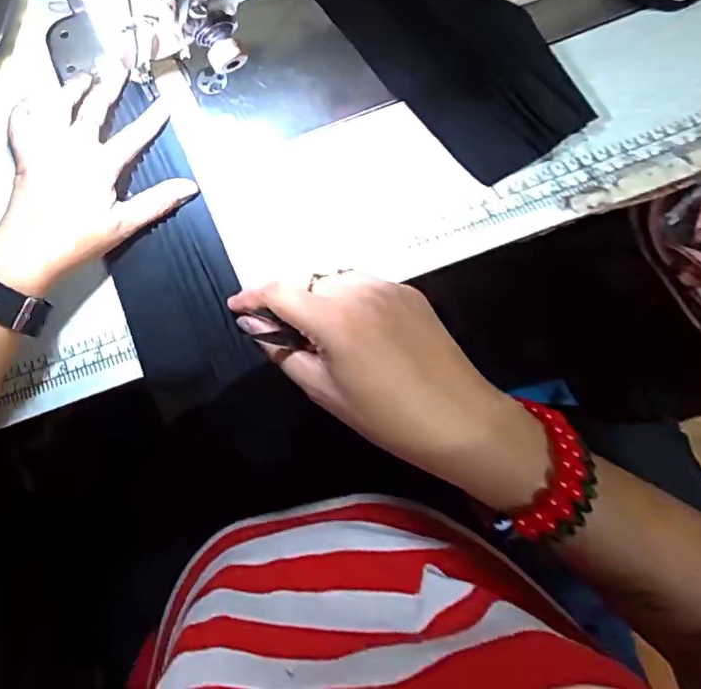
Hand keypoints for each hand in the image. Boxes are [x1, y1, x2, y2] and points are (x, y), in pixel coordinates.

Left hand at [0, 64, 197, 295]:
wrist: (25, 253)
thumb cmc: (73, 241)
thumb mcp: (122, 224)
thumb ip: (156, 202)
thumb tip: (188, 187)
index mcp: (99, 165)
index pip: (134, 135)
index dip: (153, 118)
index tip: (165, 103)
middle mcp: (72, 148)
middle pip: (95, 108)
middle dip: (111, 84)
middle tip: (121, 65)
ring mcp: (46, 148)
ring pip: (57, 105)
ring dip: (71, 88)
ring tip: (83, 75)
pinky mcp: (25, 155)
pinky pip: (21, 123)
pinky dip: (26, 108)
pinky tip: (32, 99)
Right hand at [229, 273, 550, 510]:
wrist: (462, 421)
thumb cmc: (387, 418)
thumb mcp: (324, 392)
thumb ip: (284, 352)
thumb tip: (258, 328)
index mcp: (333, 316)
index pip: (279, 290)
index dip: (252, 297)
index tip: (237, 307)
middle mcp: (358, 288)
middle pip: (306, 281)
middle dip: (287, 299)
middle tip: (282, 331)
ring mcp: (386, 286)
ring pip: (334, 279)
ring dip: (318, 296)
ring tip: (320, 331)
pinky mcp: (408, 291)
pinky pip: (363, 284)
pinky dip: (347, 298)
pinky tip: (354, 328)